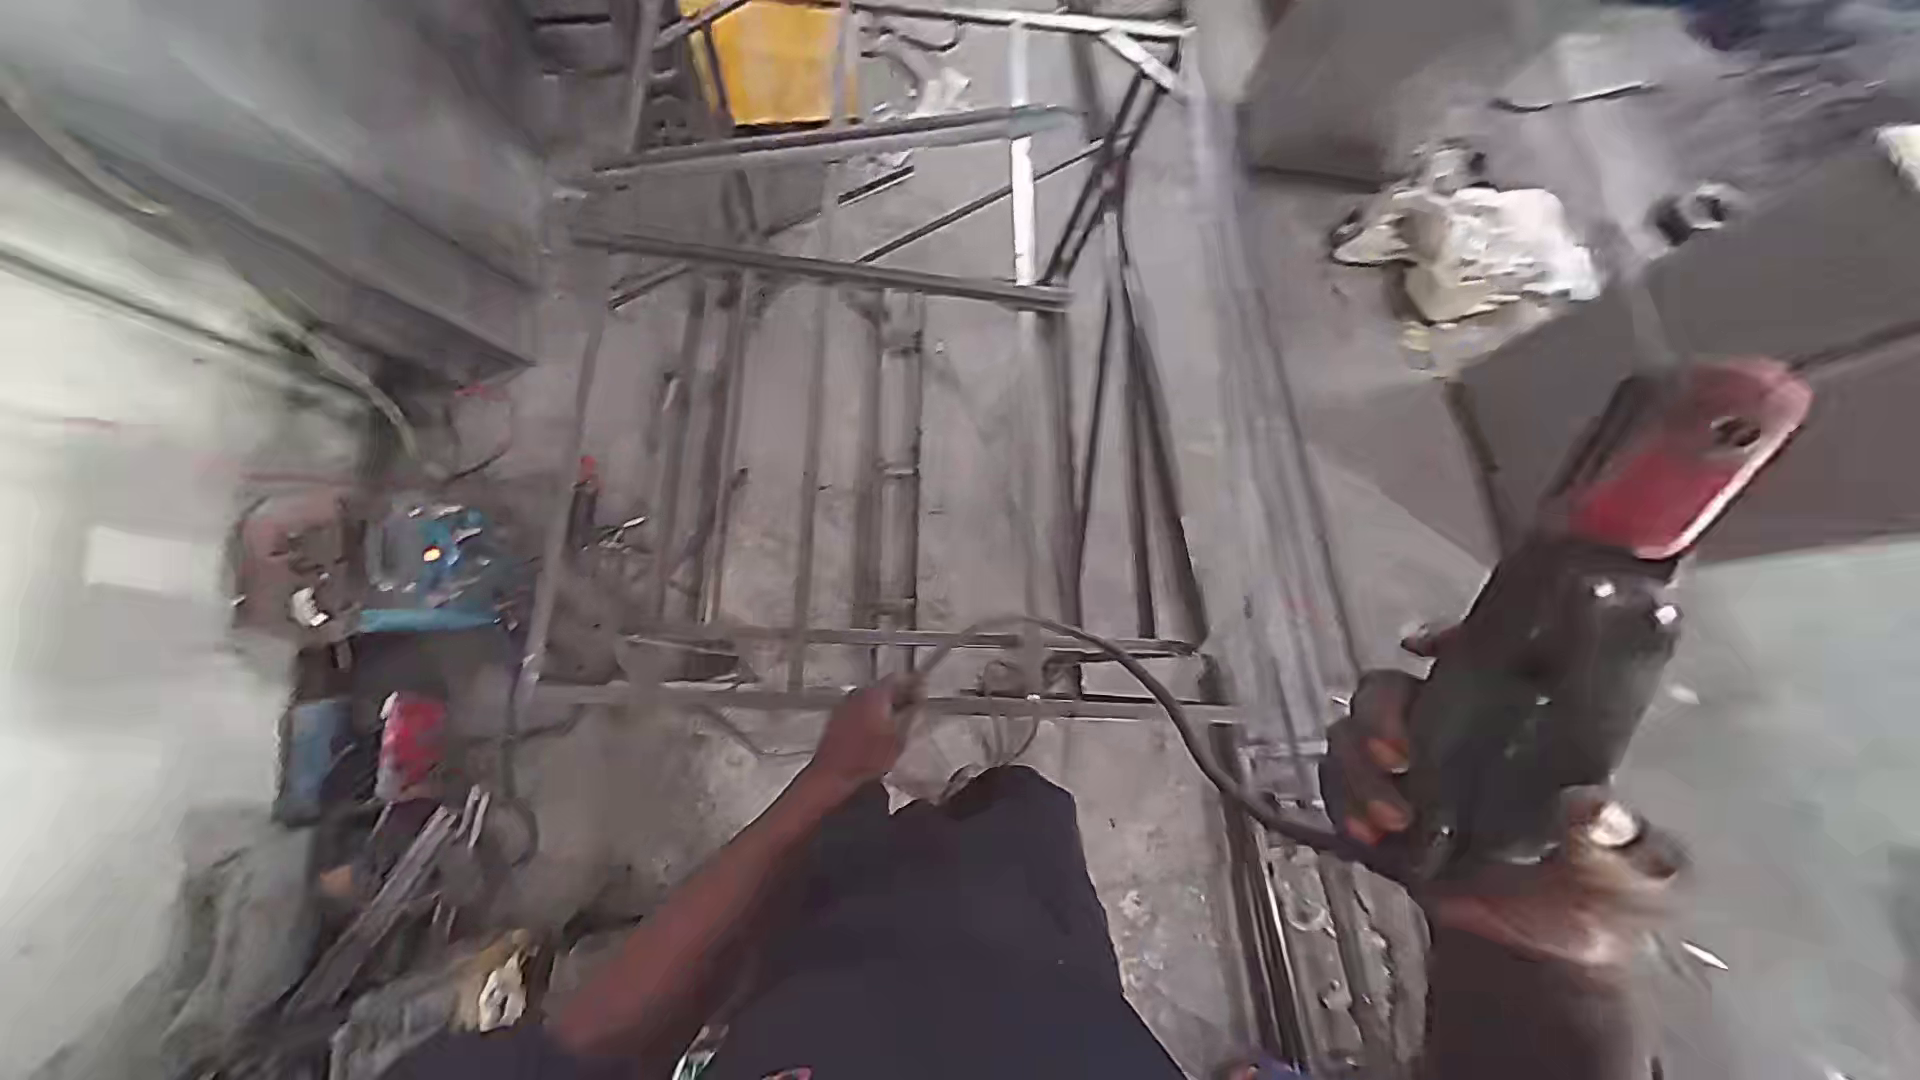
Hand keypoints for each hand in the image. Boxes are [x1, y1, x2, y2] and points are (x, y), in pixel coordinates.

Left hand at [803, 676, 919, 795]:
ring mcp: (845, 705)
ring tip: (895, 720)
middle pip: (883, 686)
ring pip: (870, 697)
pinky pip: (858, 708)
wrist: (833, 774)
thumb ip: (912, 716)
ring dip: (883, 705)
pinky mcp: (836, 718)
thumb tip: (918, 703)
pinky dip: (869, 713)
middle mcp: (858, 695)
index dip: (912, 684)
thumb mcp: (899, 739)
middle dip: (899, 694)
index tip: (920, 692)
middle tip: (911, 706)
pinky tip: (876, 730)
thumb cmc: (868, 758)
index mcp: (875, 695)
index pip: (897, 678)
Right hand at [1323, 640, 1684, 967]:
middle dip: (1377, 715)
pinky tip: (1367, 835)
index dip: (1439, 641)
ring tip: (1391, 821)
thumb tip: (1593, 806)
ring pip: (1347, 731)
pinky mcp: (1363, 798)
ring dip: (1358, 771)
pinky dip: (1342, 801)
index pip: (1464, 662)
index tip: (1421, 648)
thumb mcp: (1632, 875)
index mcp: (1502, 726)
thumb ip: (1623, 844)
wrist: (1529, 948)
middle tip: (1394, 756)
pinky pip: (1331, 779)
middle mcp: (1440, 732)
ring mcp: (1395, 765)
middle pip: (1383, 689)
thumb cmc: (1588, 895)